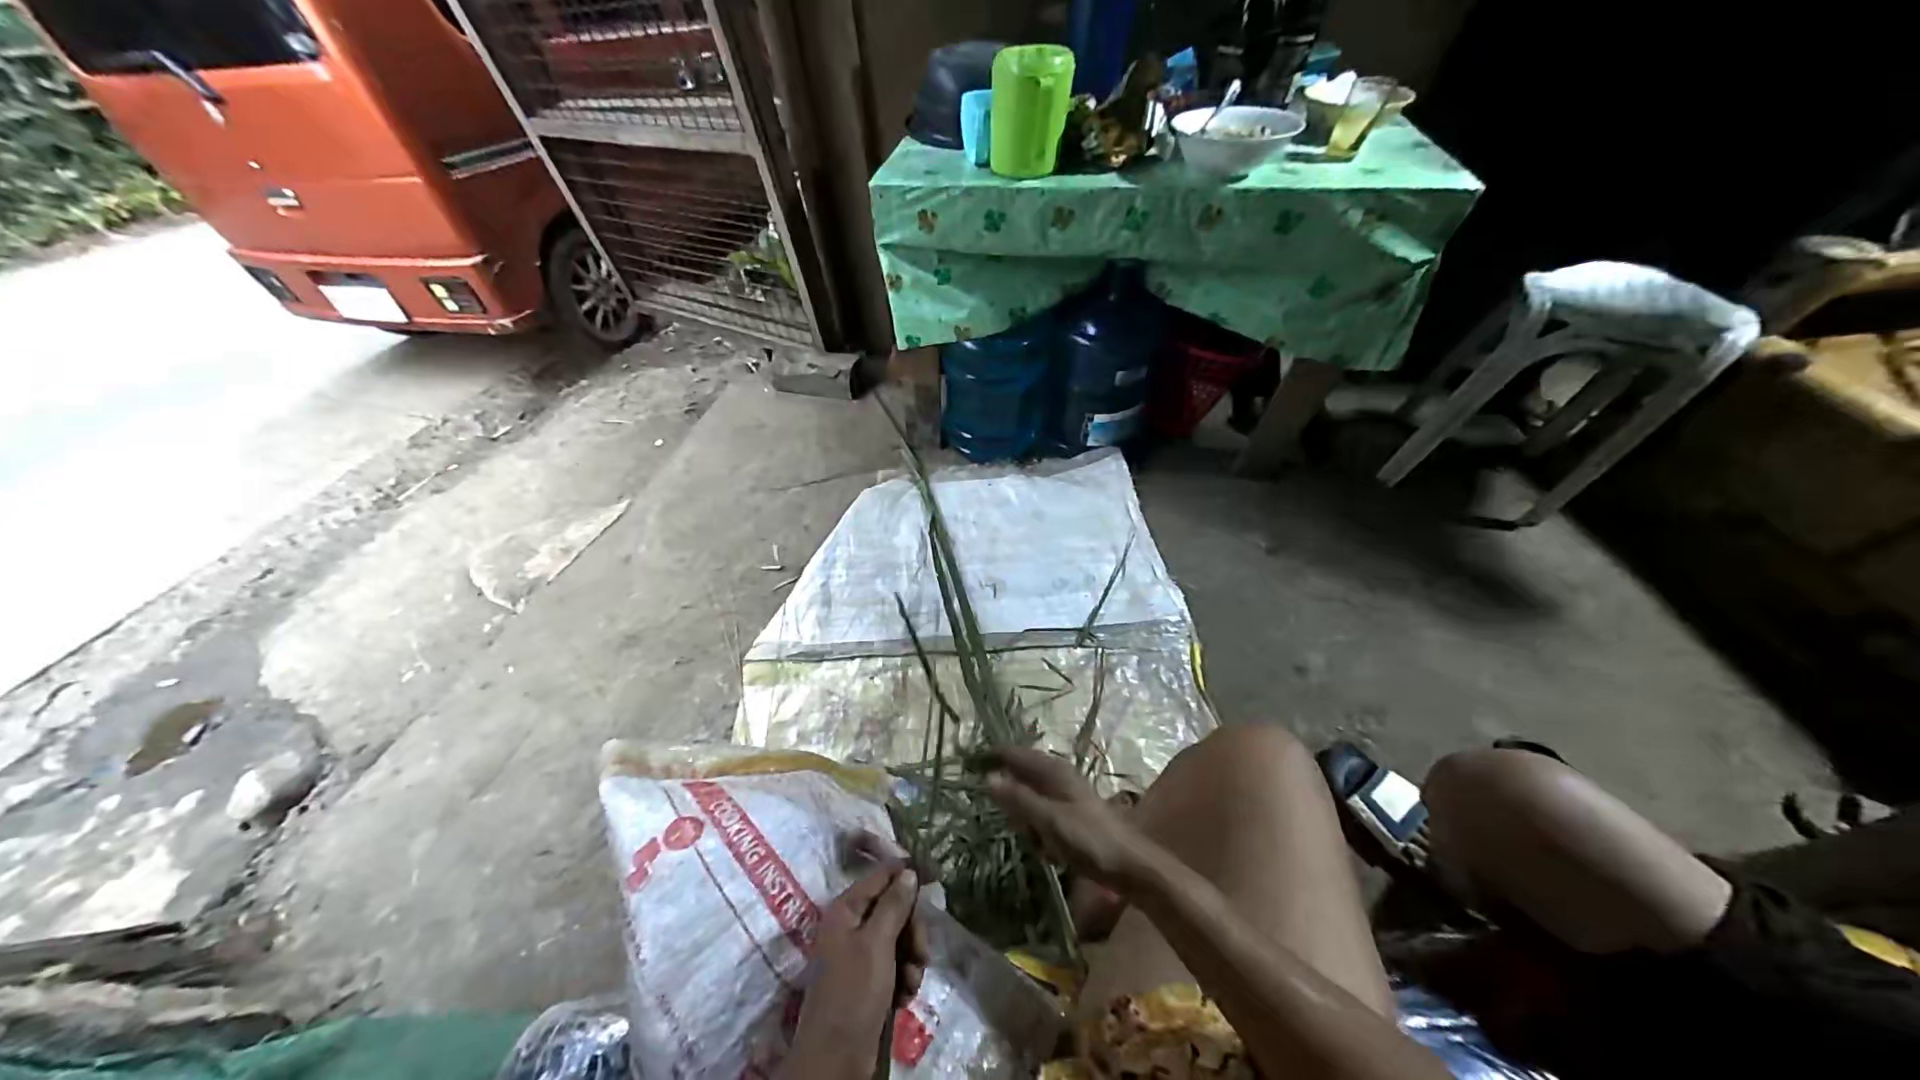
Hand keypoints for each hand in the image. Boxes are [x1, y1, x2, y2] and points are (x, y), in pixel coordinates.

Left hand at [783, 860, 926, 1079]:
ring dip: (911, 958)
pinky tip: (905, 996)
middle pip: (894, 908)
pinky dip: (904, 977)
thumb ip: (894, 905)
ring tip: (911, 982)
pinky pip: (895, 964)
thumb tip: (909, 872)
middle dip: (912, 931)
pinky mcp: (868, 980)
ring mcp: (858, 954)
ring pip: (899, 938)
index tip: (935, 879)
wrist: (836, 1059)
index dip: (907, 875)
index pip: (881, 876)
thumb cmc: (854, 993)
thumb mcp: (877, 944)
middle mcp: (850, 926)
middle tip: (920, 953)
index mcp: (845, 909)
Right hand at [981, 747, 1152, 889]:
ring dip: (1026, 820)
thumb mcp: (1048, 820)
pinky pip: (1042, 817)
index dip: (991, 756)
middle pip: (1020, 777)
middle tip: (1012, 822)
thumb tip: (988, 777)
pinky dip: (1039, 831)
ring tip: (1036, 841)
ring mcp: (1066, 795)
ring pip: (1030, 800)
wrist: (1130, 866)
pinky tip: (1047, 850)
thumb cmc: (1089, 840)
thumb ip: (1018, 799)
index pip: (1014, 753)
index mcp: (1053, 771)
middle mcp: (1058, 776)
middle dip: (1010, 798)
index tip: (966, 764)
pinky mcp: (1071, 815)